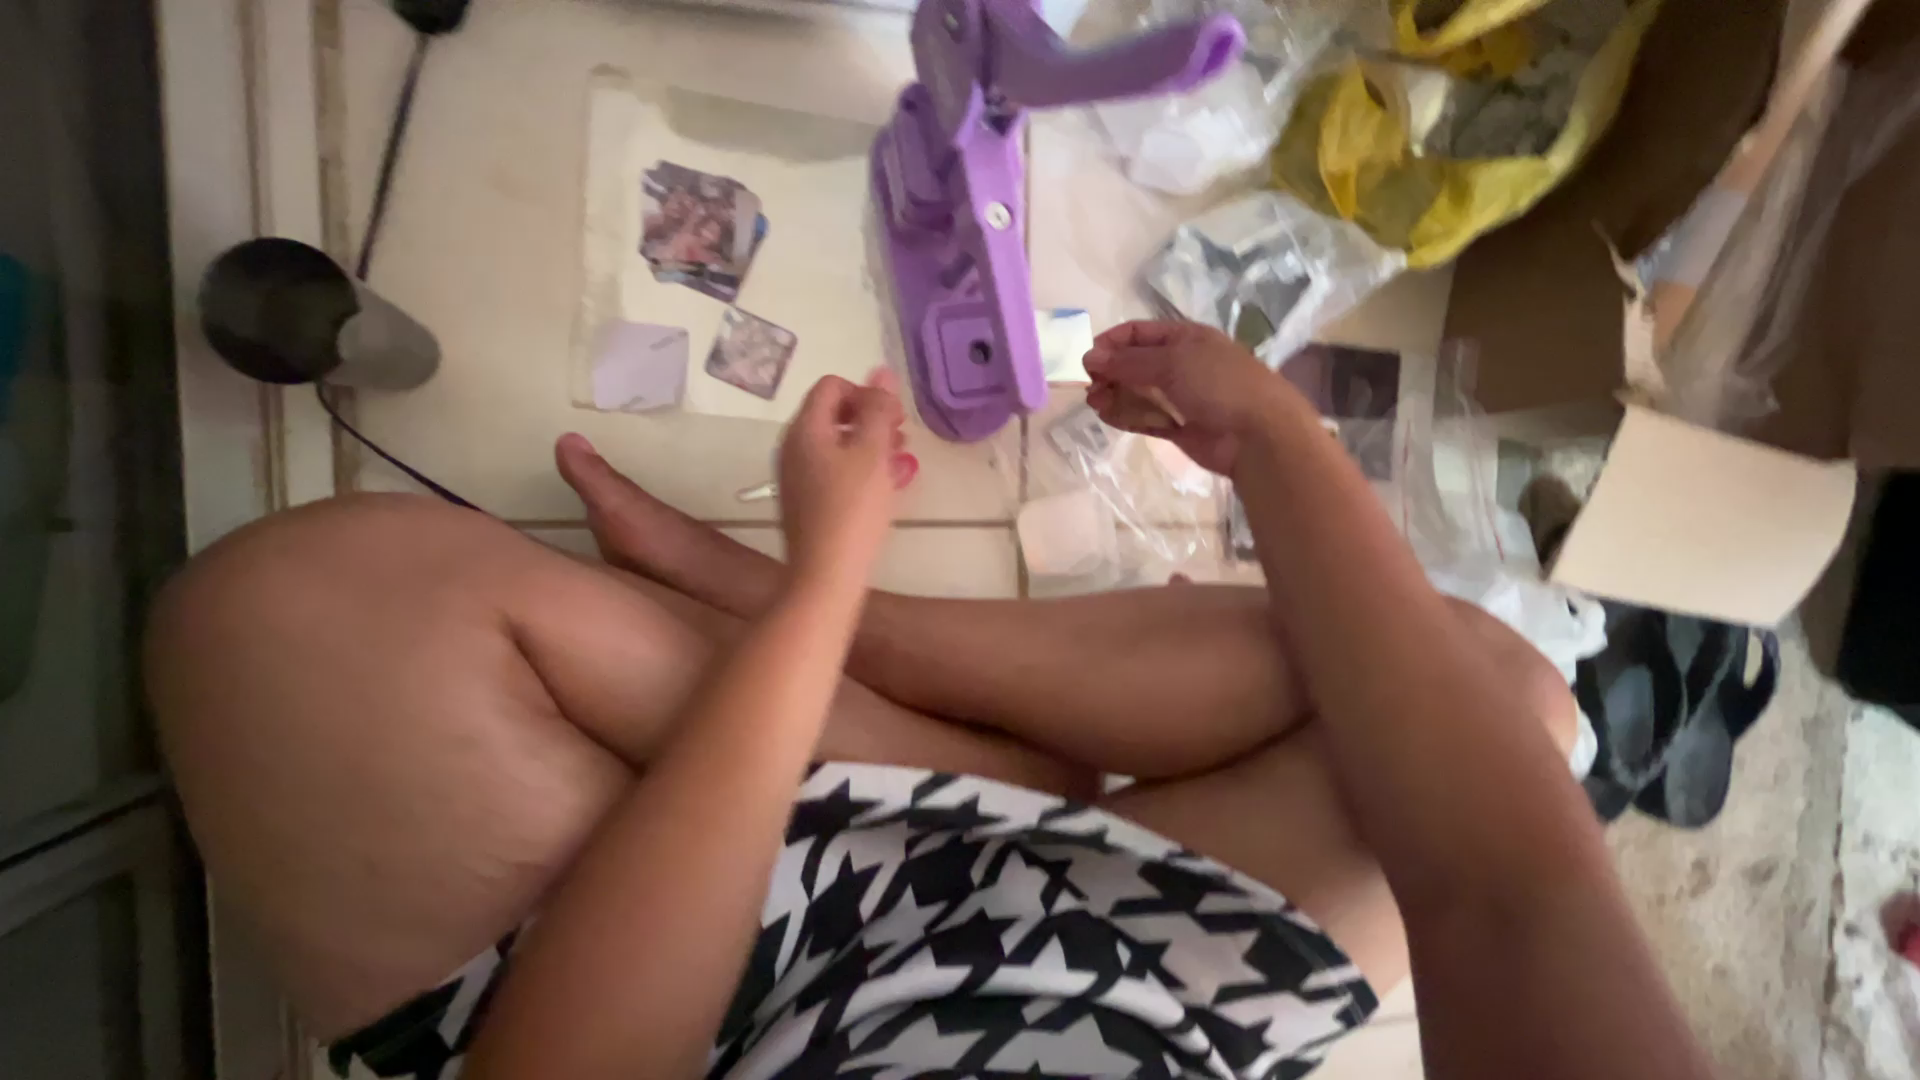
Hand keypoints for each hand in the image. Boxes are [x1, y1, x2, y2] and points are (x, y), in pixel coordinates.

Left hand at [777, 372, 910, 585]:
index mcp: (804, 429)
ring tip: (899, 463)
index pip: (832, 386)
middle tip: (901, 438)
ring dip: (868, 445)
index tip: (894, 418)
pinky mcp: (805, 501)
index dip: (866, 393)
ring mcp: (795, 476)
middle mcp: (792, 447)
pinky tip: (882, 488)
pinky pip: (831, 470)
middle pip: (832, 414)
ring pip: (834, 444)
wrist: (826, 574)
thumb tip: (882, 371)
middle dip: (870, 419)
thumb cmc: (852, 509)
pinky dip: (857, 469)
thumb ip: (878, 409)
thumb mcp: (872, 453)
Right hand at [1083, 321, 1305, 475]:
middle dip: (1110, 372)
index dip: (1111, 342)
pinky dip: (1125, 416)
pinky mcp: (1177, 426)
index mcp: (1185, 338)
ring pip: (1137, 392)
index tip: (1088, 359)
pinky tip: (1107, 416)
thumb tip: (1090, 356)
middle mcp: (1181, 364)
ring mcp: (1179, 397)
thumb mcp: (1173, 362)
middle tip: (1090, 386)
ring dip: (1114, 395)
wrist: (1257, 434)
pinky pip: (1144, 418)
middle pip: (1135, 363)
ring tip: (1095, 403)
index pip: (1139, 333)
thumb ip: (1129, 361)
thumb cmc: (1219, 385)